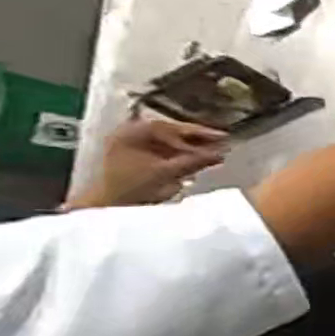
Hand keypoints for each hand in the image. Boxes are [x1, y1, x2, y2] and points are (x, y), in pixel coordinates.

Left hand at [67, 117, 227, 208]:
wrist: (111, 208)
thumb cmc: (133, 189)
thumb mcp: (166, 173)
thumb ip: (194, 161)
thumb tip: (222, 153)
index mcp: (130, 133)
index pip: (170, 127)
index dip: (198, 132)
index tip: (222, 136)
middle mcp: (130, 135)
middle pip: (171, 133)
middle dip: (197, 140)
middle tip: (224, 142)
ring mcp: (134, 147)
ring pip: (170, 143)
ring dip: (193, 148)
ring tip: (216, 152)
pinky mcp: (140, 159)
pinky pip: (167, 152)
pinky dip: (184, 156)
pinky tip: (200, 160)